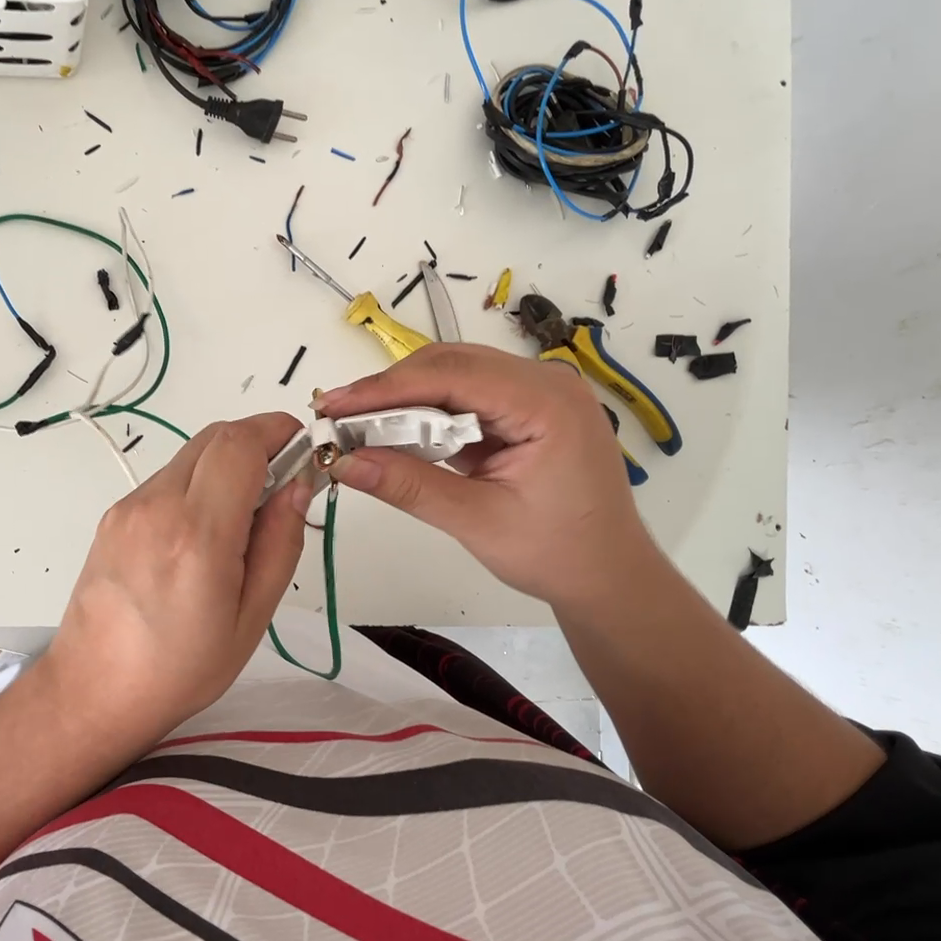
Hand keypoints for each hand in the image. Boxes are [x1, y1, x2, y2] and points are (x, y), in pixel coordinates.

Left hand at [43, 413, 309, 736]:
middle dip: (256, 445)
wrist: (93, 689)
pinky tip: (200, 535)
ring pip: (188, 456)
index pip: (240, 444)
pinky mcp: (112, 516)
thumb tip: (297, 486)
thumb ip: (279, 543)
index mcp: (198, 535)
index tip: (302, 452)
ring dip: (224, 467)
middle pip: (215, 437)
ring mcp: (127, 508)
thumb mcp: (251, 618)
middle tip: (279, 487)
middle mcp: (156, 507)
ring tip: (239, 521)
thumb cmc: (179, 669)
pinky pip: (165, 481)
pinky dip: (194, 487)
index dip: (278, 432)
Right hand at [316, 343, 661, 610]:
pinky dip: (424, 413)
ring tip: (354, 423)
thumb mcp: (476, 520)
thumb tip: (343, 462)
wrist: (606, 575)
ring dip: (403, 399)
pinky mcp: (523, 411)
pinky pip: (464, 398)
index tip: (334, 406)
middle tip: (335, 416)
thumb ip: (409, 486)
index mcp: (547, 402)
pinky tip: (391, 432)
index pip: (453, 376)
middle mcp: (545, 383)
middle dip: (389, 389)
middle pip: (450, 365)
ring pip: (453, 377)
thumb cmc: (554, 553)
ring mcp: (536, 394)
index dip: (386, 388)